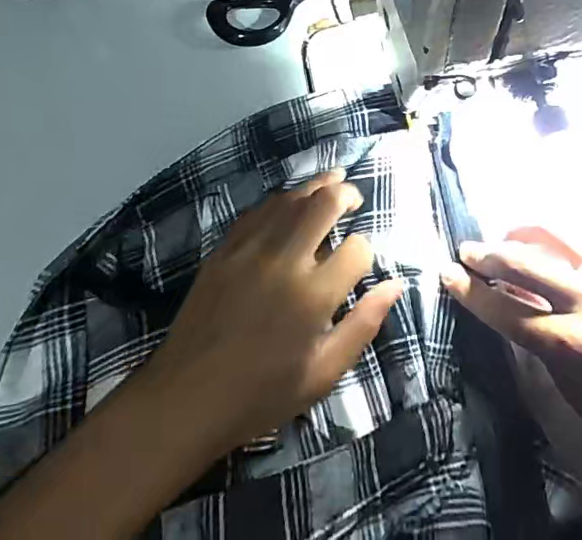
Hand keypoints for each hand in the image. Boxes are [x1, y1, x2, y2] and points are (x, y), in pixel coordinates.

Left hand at [137, 168, 404, 456]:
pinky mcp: (224, 249)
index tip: (362, 262)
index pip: (357, 249)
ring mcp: (250, 250)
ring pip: (290, 198)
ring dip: (315, 187)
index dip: (367, 250)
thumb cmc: (261, 394)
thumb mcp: (323, 373)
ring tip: (330, 183)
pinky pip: (258, 210)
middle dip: (346, 194)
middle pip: (324, 203)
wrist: (186, 398)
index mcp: (313, 295)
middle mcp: (284, 260)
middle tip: (354, 198)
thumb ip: (363, 324)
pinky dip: (280, 201)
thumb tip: (395, 284)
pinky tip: (288, 204)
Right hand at [440, 227, 581, 477]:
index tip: (449, 274)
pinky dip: (565, 248)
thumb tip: (530, 332)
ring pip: (556, 248)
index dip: (471, 293)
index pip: (505, 311)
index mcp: (572, 347)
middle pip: (523, 265)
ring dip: (524, 243)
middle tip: (467, 249)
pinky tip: (556, 246)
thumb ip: (554, 363)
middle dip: (488, 254)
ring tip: (504, 242)